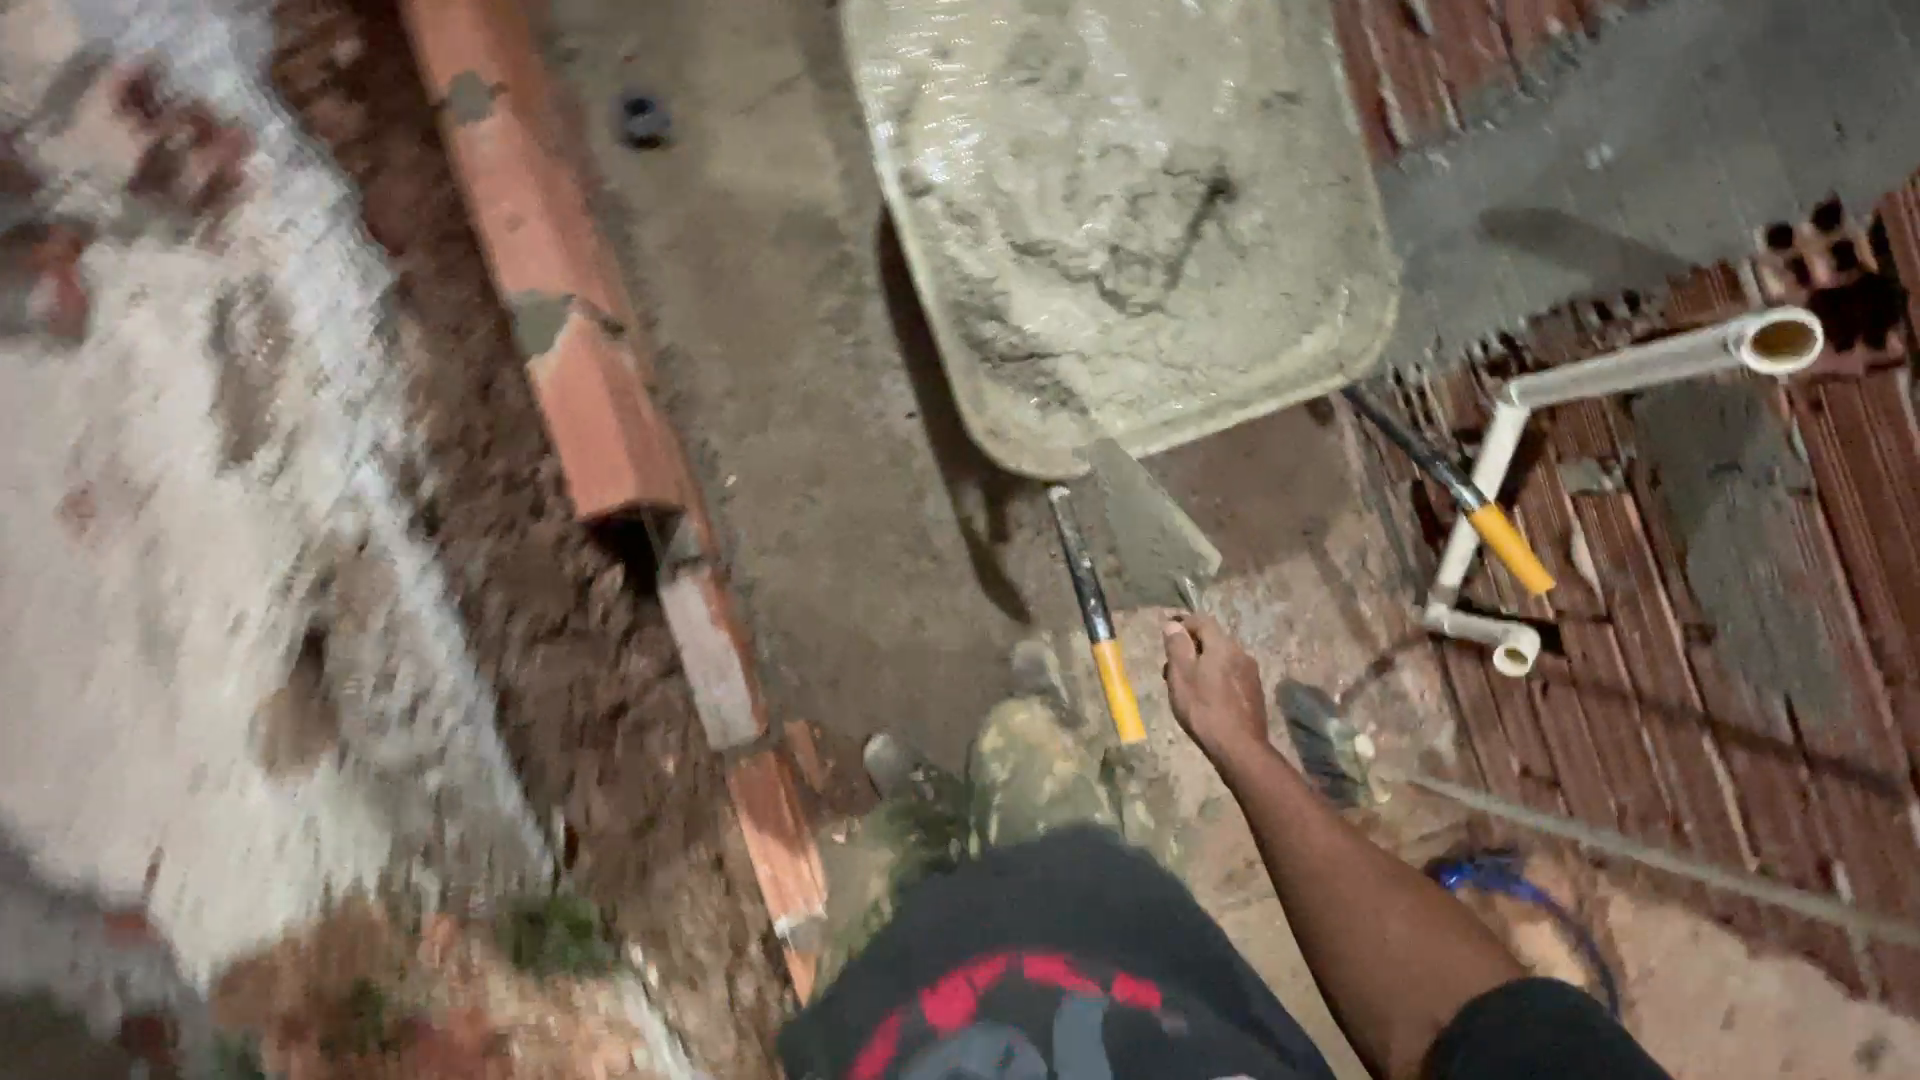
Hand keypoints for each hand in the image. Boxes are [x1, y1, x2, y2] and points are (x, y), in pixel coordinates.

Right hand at [1162, 613, 1270, 760]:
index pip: (1202, 621)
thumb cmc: (1203, 708)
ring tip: (1186, 687)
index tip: (1167, 636)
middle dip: (1191, 649)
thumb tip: (1173, 624)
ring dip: (1202, 666)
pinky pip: (1230, 676)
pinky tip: (1206, 699)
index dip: (1183, 624)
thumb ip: (1177, 646)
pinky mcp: (1254, 693)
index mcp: (1223, 646)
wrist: (1239, 747)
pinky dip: (1215, 679)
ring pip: (1221, 660)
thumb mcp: (1181, 675)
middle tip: (1171, 669)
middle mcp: (1241, 654)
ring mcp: (1251, 674)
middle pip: (1212, 641)